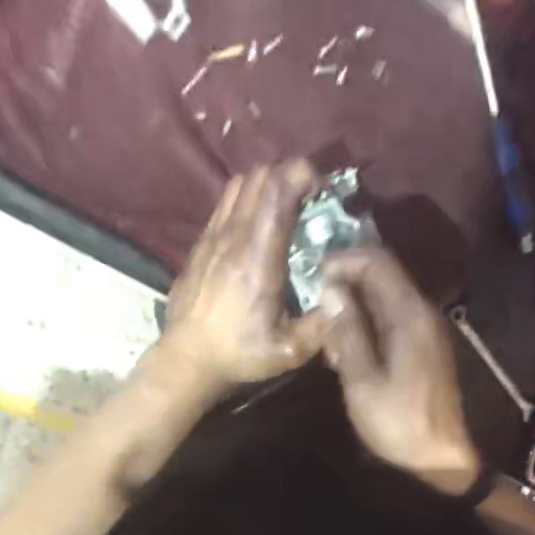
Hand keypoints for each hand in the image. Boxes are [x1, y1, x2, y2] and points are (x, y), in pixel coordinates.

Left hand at [151, 160, 327, 397]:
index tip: (324, 187)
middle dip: (289, 176)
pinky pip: (227, 204)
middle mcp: (233, 237)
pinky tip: (263, 227)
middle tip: (312, 198)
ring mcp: (213, 237)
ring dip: (268, 186)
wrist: (188, 359)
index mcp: (258, 259)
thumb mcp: (292, 350)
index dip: (302, 175)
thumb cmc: (242, 354)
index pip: (277, 193)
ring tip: (290, 208)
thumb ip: (324, 322)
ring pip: (240, 185)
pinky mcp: (201, 243)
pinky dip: (249, 201)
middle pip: (259, 177)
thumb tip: (346, 293)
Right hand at [319, 248, 481, 494]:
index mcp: (410, 315)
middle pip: (382, 278)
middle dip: (345, 285)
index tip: (312, 276)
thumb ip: (347, 331)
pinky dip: (368, 326)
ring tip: (326, 335)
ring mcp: (426, 331)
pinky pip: (392, 322)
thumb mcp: (363, 381)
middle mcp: (423, 314)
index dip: (343, 260)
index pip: (378, 262)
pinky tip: (346, 351)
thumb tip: (330, 289)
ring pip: (385, 301)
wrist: (443, 458)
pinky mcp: (424, 349)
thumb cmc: (400, 423)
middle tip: (313, 309)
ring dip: (354, 309)